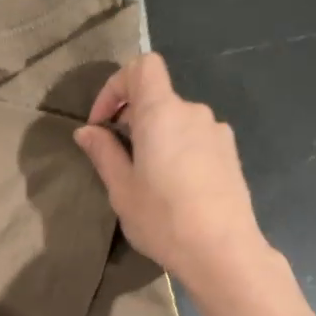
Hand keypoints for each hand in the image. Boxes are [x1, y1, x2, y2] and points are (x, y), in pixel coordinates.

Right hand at [73, 54, 269, 289]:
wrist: (220, 248)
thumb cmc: (162, 218)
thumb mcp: (122, 190)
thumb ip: (104, 154)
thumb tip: (86, 131)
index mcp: (161, 113)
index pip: (142, 67)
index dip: (116, 86)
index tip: (101, 123)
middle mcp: (192, 112)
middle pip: (158, 98)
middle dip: (133, 120)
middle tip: (116, 160)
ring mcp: (216, 131)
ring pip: (177, 122)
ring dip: (156, 139)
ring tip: (146, 180)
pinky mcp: (229, 152)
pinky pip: (195, 140)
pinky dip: (177, 152)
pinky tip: (173, 190)